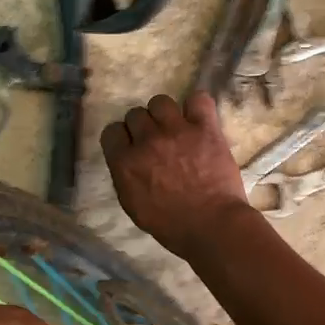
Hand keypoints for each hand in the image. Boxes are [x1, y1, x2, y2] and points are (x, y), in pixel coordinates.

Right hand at [100, 92, 253, 257]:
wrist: (212, 225)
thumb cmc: (172, 226)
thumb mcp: (134, 205)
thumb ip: (126, 176)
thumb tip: (127, 160)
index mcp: (125, 163)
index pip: (111, 131)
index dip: (122, 138)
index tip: (132, 146)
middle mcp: (147, 140)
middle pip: (136, 114)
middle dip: (144, 126)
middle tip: (157, 141)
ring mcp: (177, 131)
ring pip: (161, 102)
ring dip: (165, 114)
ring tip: (176, 128)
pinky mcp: (205, 128)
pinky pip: (198, 99)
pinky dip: (197, 107)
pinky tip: (199, 120)